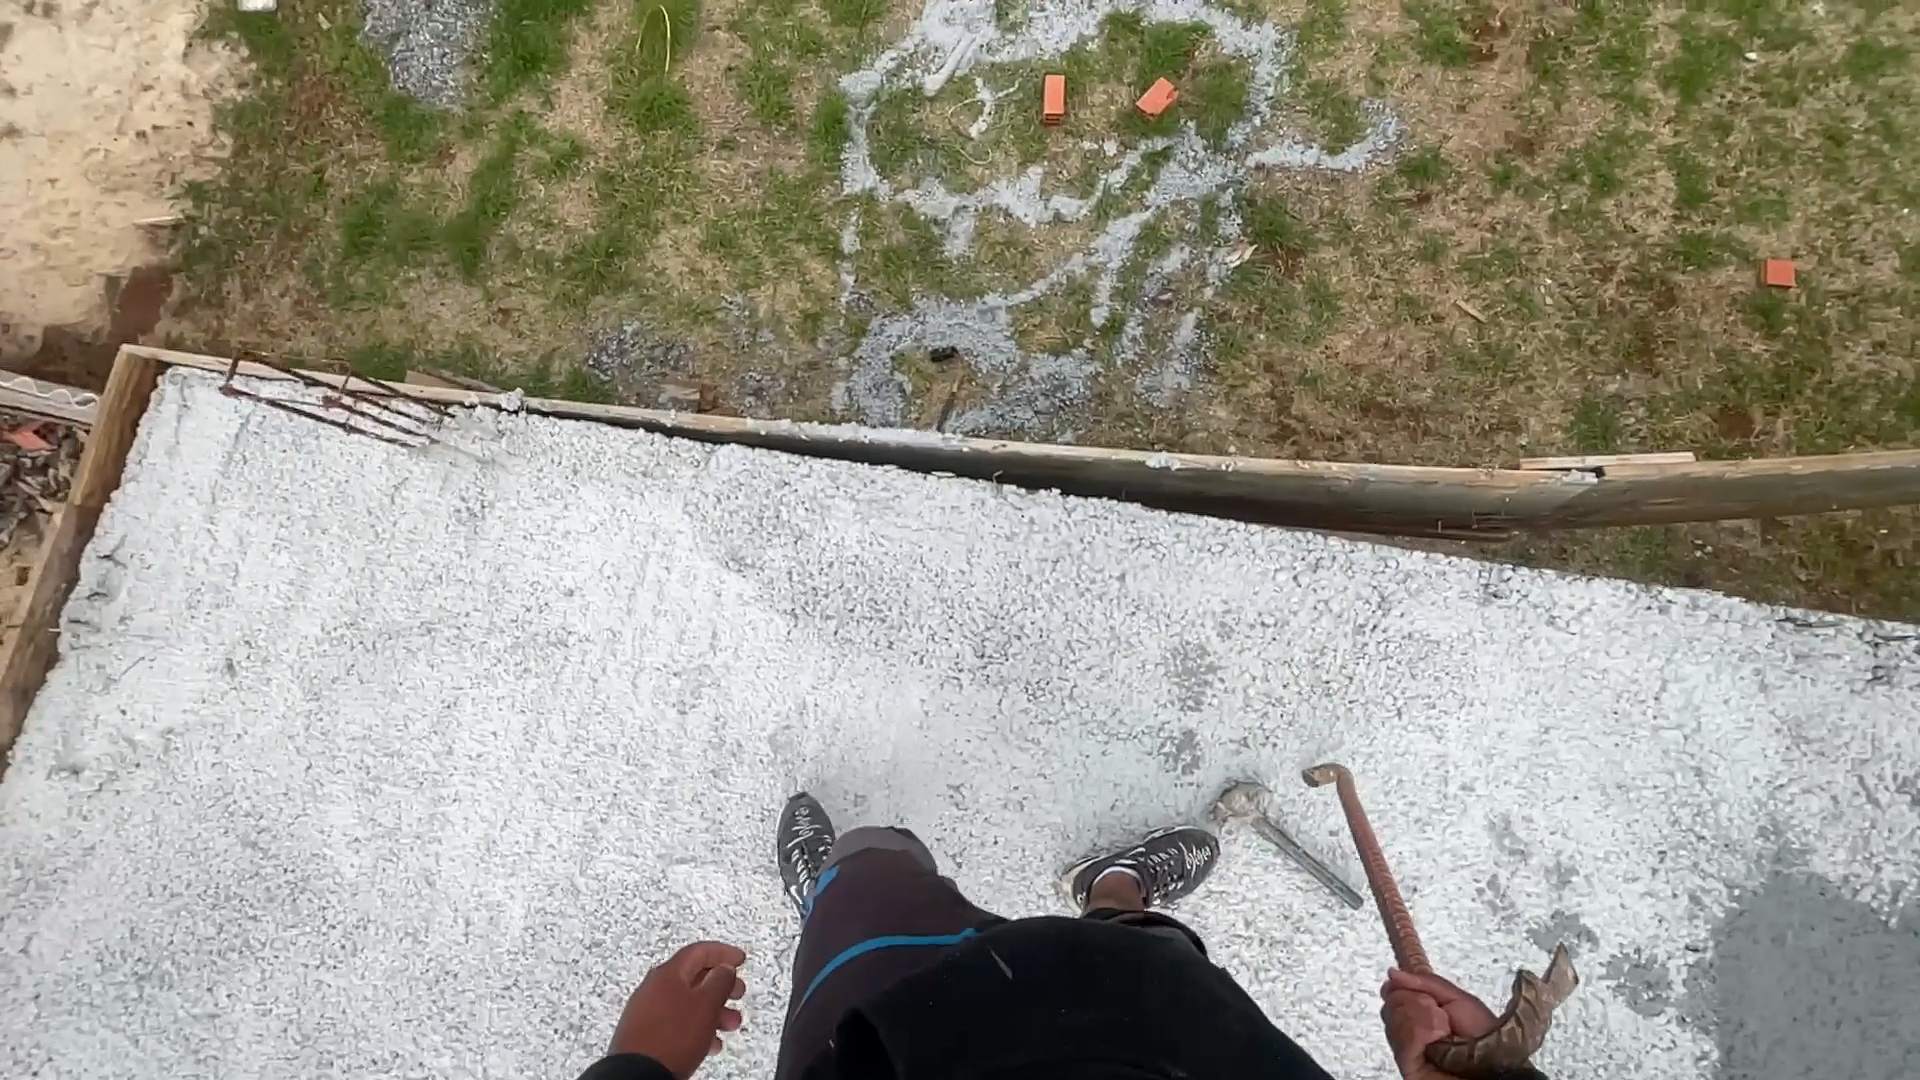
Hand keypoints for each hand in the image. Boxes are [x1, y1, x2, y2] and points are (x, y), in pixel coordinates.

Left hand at [609, 941, 747, 1079]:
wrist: (638, 1078)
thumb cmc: (671, 1038)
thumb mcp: (707, 1003)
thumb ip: (721, 980)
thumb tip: (725, 969)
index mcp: (668, 973)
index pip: (700, 951)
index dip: (724, 953)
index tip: (739, 960)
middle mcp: (652, 989)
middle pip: (694, 978)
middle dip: (720, 987)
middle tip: (736, 993)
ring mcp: (644, 1013)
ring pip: (686, 1004)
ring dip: (711, 1011)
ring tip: (727, 1025)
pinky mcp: (642, 1037)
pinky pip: (674, 1024)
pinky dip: (694, 1028)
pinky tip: (707, 1043)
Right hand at [1379, 968, 1498, 1079]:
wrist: (1499, 1070)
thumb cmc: (1488, 1040)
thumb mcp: (1460, 1000)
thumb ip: (1427, 982)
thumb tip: (1393, 972)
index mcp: (1420, 1012)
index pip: (1391, 991)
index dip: (1398, 985)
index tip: (1411, 985)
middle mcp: (1410, 1028)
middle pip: (1389, 1001)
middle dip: (1413, 999)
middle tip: (1437, 1010)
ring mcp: (1406, 1046)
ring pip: (1391, 1015)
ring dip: (1419, 1015)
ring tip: (1442, 1027)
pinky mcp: (1406, 1063)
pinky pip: (1399, 1036)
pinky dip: (1418, 1029)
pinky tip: (1436, 1035)